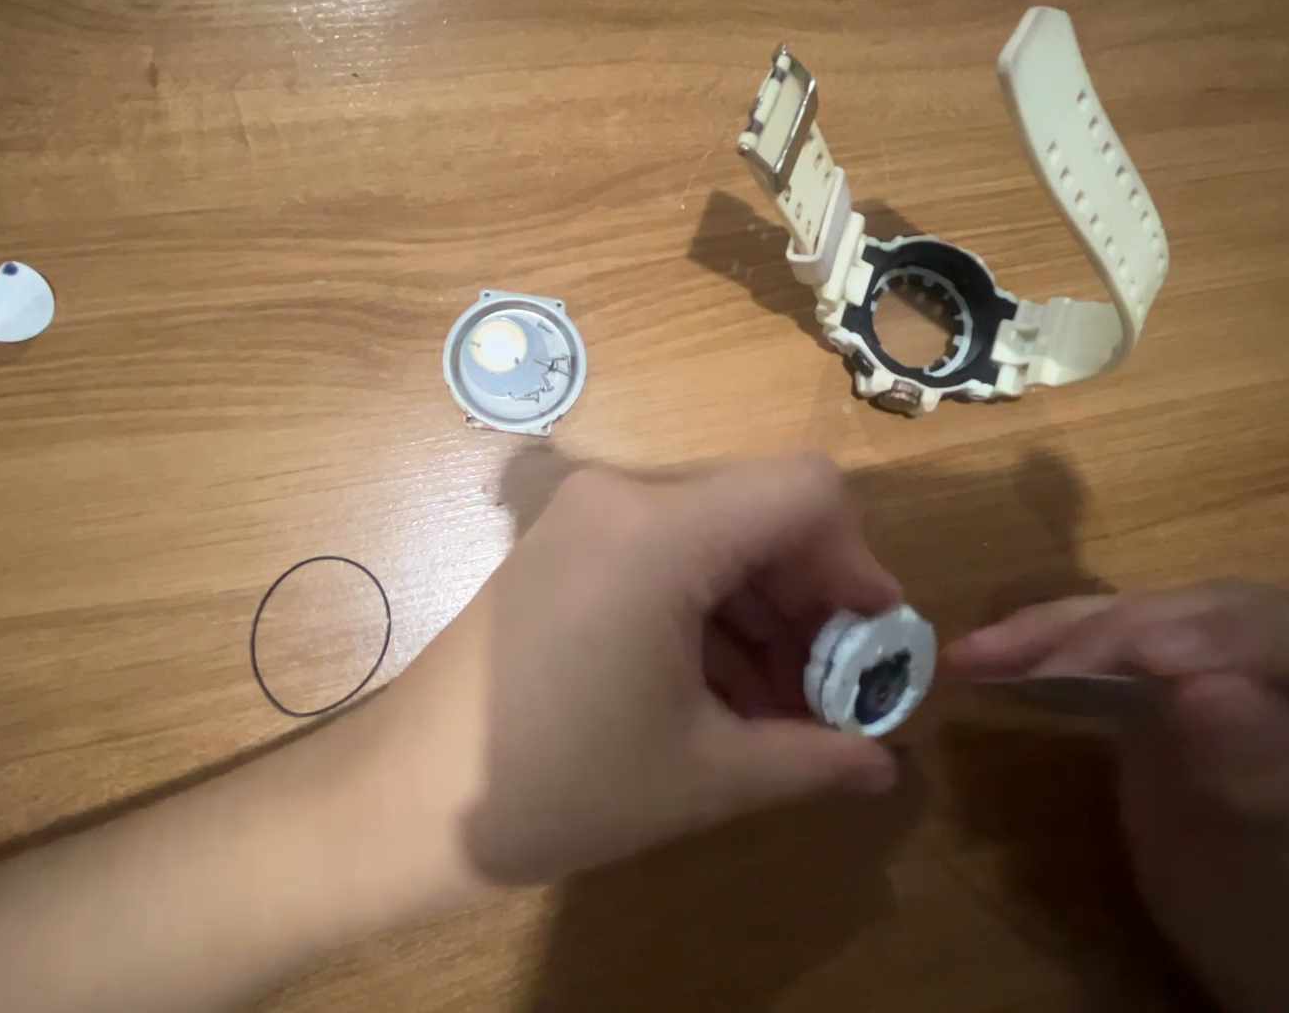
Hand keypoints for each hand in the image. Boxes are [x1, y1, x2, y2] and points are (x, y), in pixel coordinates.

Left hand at [354, 456, 901, 885]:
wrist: (404, 797)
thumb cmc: (557, 785)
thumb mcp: (704, 775)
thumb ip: (813, 757)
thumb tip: (884, 765)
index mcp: (659, 531)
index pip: (805, 490)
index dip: (856, 560)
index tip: (870, 641)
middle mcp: (621, 495)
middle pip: (761, 508)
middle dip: (811, 595)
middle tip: (833, 687)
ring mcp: (585, 514)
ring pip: (715, 531)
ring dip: (762, 609)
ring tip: (783, 704)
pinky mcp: (565, 542)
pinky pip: (666, 550)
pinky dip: (709, 606)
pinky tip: (722, 686)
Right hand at [947, 582, 1288, 1012]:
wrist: (1269, 970)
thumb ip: (1267, 805)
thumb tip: (1207, 689)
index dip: (1244, 637)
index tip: (1146, 658)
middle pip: (1232, 612)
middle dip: (1127, 632)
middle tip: (1044, 669)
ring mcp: (1249, 665)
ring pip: (1159, 611)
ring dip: (1065, 628)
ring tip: (984, 654)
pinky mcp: (1178, 673)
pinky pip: (1109, 639)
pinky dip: (1043, 643)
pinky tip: (987, 655)